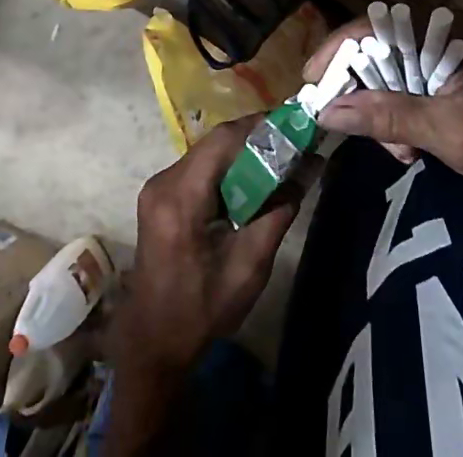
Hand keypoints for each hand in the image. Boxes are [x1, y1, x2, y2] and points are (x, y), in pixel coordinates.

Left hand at [111, 116, 301, 376]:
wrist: (154, 339)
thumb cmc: (203, 308)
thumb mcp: (250, 265)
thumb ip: (279, 211)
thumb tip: (309, 167)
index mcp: (181, 198)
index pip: (223, 140)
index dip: (260, 126)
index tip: (295, 122)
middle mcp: (163, 182)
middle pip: (214, 142)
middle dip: (255, 137)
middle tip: (294, 139)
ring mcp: (158, 188)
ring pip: (207, 152)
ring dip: (242, 151)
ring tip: (280, 155)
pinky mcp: (160, 196)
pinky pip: (198, 168)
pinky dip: (226, 166)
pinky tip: (252, 176)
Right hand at [304, 12, 462, 184]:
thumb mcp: (445, 133)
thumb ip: (387, 118)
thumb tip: (328, 113)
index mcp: (450, 31)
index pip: (378, 25)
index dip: (339, 49)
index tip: (312, 80)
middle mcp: (445, 26)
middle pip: (378, 45)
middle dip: (364, 90)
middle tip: (352, 124)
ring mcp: (447, 42)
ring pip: (389, 65)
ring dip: (382, 106)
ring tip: (397, 150)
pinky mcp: (448, 61)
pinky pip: (406, 76)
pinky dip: (399, 107)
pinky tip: (409, 144)